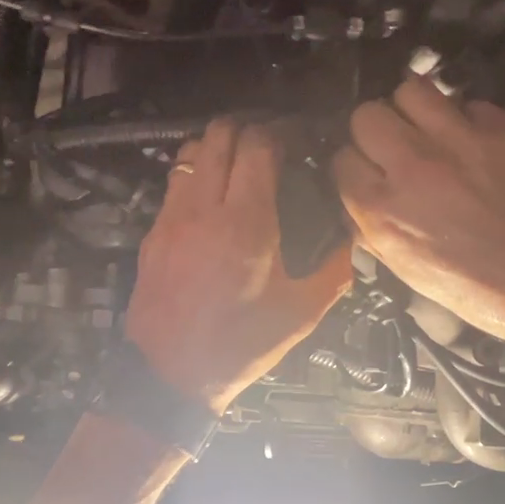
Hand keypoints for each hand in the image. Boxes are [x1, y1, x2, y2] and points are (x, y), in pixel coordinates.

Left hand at [125, 118, 353, 413]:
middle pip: (220, 134)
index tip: (299, 137)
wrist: (169, 375)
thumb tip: (351, 234)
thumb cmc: (240, 345)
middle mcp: (202, 208)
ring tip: (241, 164)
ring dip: (219, 146)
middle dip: (250, 128)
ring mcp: (171, 217)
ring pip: (191, 152)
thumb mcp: (301, 312)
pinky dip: (197, 174)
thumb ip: (335, 267)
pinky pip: (175, 183)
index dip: (282, 130)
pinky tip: (214, 197)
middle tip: (272, 144)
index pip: (258, 144)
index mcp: (245, 222)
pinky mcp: (152, 233)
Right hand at [333, 78, 504, 352]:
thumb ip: (377, 232)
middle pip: (367, 115)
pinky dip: (466, 121)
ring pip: (412, 90)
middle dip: (375, 131)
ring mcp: (464, 140)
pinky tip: (479, 145)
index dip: (354, 168)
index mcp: (385, 212)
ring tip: (430, 132)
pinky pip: (469, 104)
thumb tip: (362, 207)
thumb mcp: (413, 276)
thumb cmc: (488, 297)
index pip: (342, 161)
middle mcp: (416, 166)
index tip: (369, 177)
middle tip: (396, 150)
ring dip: (414, 110)